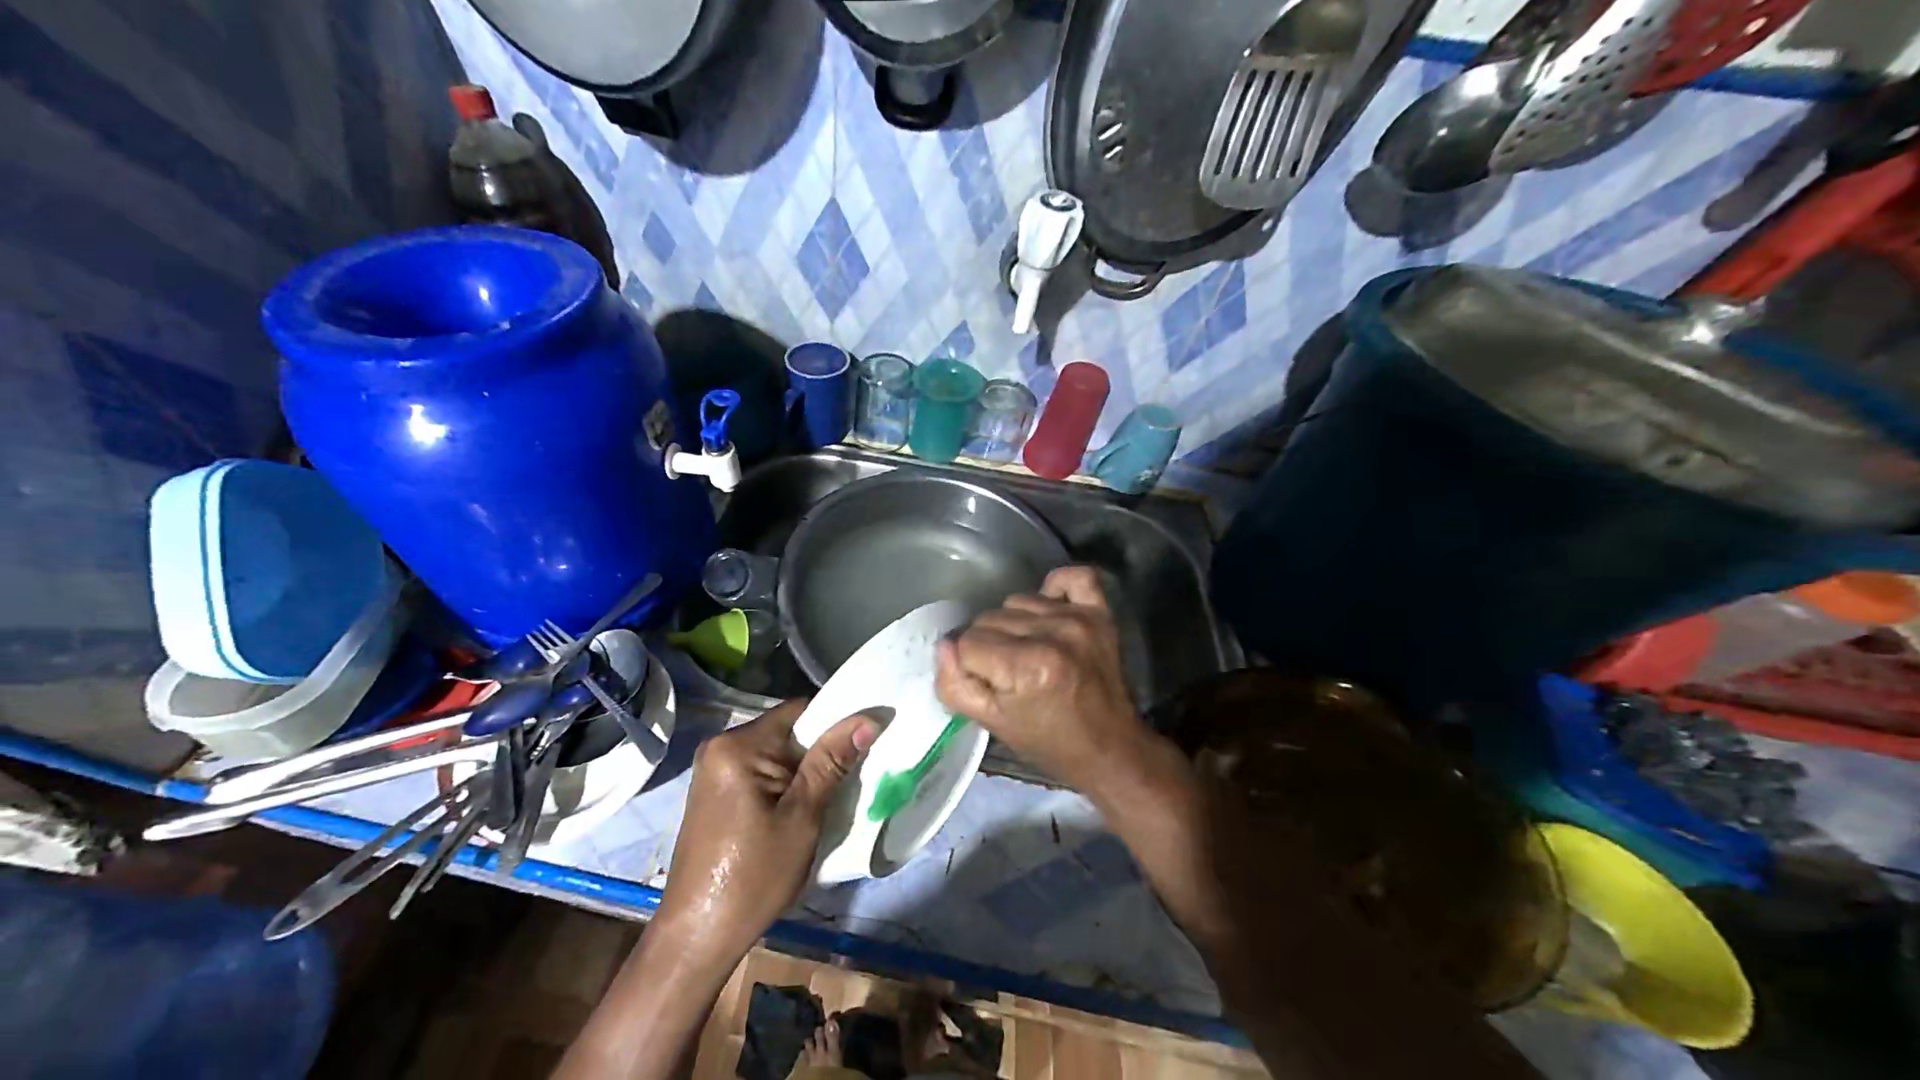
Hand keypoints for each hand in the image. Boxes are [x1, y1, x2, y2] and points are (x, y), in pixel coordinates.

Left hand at [653, 700, 877, 962]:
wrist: (698, 935)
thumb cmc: (754, 876)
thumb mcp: (802, 817)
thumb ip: (832, 762)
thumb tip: (868, 719)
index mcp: (737, 745)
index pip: (801, 710)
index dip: (837, 722)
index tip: (867, 743)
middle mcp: (720, 747)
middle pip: (788, 731)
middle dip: (822, 750)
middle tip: (855, 775)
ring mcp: (714, 771)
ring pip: (778, 753)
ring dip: (806, 770)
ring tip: (835, 794)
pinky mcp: (715, 793)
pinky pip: (762, 771)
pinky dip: (787, 784)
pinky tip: (804, 809)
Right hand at [934, 566, 1158, 800]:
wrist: (1109, 747)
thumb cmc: (1048, 741)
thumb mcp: (992, 723)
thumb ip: (955, 686)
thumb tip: (943, 646)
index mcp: (1027, 666)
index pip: (967, 644)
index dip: (971, 668)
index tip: (991, 688)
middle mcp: (1053, 633)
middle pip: (989, 619)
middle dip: (989, 646)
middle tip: (1009, 674)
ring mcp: (1079, 619)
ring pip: (1017, 600)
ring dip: (1016, 624)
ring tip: (1030, 651)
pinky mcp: (1100, 612)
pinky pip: (1072, 577)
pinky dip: (1055, 589)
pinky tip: (1049, 612)